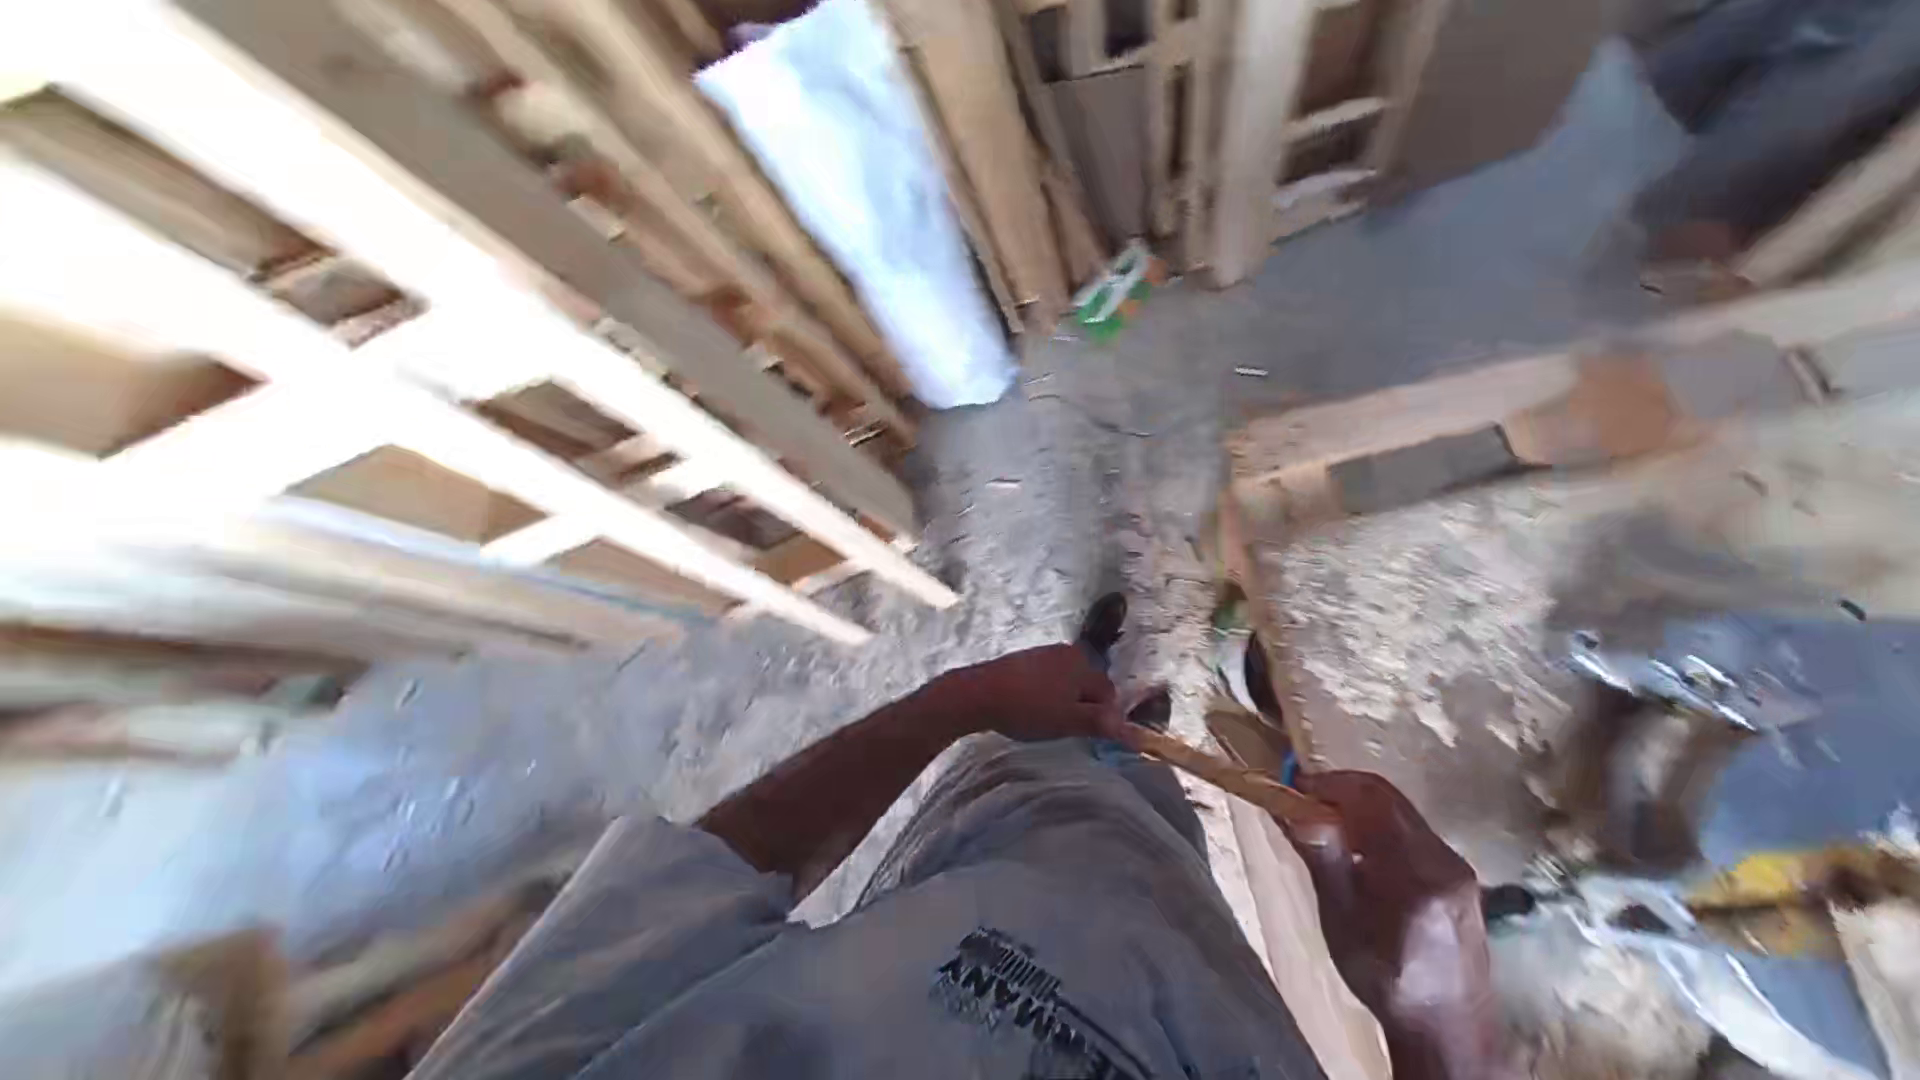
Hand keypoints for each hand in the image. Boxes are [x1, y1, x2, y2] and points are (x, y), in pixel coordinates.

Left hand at [929, 644, 1122, 741]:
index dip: (1102, 715)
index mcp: (1082, 663)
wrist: (979, 694)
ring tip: (1045, 719)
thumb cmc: (1028, 708)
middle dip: (1082, 706)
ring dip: (1063, 701)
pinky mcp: (1025, 660)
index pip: (1108, 692)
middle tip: (1063, 726)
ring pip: (1067, 682)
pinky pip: (1048, 679)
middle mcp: (1067, 652)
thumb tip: (1136, 733)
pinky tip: (1030, 708)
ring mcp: (1044, 653)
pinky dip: (1046, 694)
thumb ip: (1102, 723)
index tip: (1084, 732)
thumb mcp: (1069, 721)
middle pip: (1088, 684)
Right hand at [1281, 771, 1508, 1079]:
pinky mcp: (1457, 875)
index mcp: (1417, 872)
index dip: (1327, 783)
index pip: (1370, 797)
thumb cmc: (1383, 977)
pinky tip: (1354, 848)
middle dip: (1339, 788)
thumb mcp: (1341, 918)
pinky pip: (1410, 829)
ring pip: (1399, 810)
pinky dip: (1375, 823)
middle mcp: (1444, 860)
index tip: (1291, 787)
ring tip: (1322, 823)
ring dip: (1356, 805)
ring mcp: (1456, 866)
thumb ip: (1322, 856)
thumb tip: (1293, 806)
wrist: (1448, 1031)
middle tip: (1301, 799)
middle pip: (1387, 796)